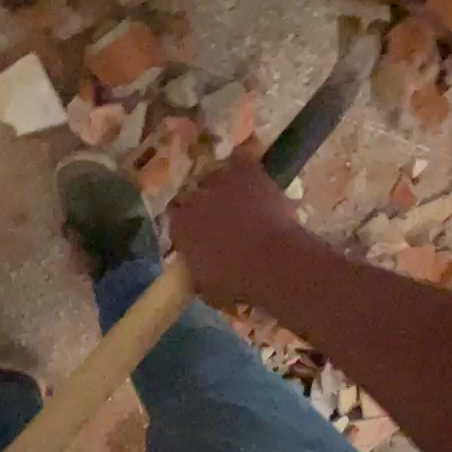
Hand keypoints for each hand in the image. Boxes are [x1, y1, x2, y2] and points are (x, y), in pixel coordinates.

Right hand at [169, 153, 312, 306]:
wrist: (273, 263)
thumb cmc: (237, 283)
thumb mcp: (207, 289)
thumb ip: (198, 272)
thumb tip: (201, 270)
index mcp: (180, 227)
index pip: (178, 223)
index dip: (192, 232)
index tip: (204, 243)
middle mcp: (194, 199)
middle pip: (196, 199)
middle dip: (208, 210)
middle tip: (225, 226)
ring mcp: (221, 182)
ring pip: (217, 179)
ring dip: (226, 191)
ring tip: (242, 206)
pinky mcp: (247, 172)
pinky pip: (241, 162)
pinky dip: (245, 170)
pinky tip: (253, 181)